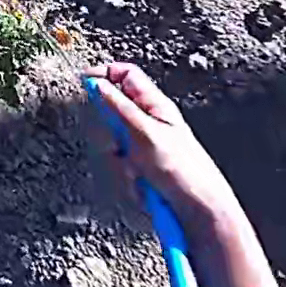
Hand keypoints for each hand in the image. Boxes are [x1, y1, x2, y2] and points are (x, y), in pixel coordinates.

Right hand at [85, 62, 241, 222]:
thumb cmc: (182, 169)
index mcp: (155, 105)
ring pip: (111, 142)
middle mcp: (148, 122)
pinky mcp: (140, 168)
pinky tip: (141, 184)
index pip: (125, 75)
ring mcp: (143, 146)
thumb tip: (96, 83)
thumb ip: (117, 106)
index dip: (104, 74)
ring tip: (137, 170)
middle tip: (119, 144)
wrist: (200, 212)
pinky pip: (118, 165)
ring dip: (119, 159)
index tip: (85, 83)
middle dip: (109, 131)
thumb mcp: (144, 132)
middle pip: (111, 111)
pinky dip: (125, 176)